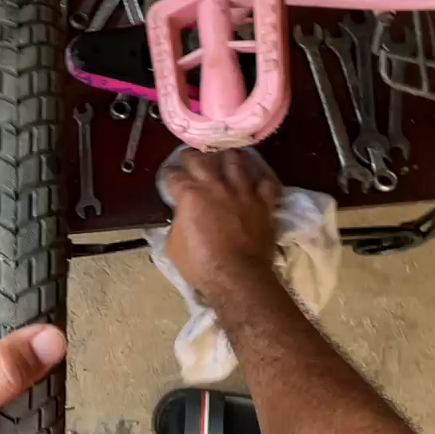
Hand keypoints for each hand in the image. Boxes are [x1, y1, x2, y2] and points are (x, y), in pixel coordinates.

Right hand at [162, 149, 280, 299]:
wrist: (237, 277)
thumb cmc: (200, 264)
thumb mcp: (173, 244)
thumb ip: (177, 222)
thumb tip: (181, 216)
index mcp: (190, 195)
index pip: (174, 175)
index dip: (169, 174)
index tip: (169, 176)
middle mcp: (216, 186)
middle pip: (202, 159)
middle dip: (192, 156)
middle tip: (189, 157)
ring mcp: (243, 192)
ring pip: (236, 161)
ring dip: (226, 156)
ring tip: (223, 156)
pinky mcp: (263, 202)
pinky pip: (265, 181)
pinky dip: (259, 177)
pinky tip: (255, 176)